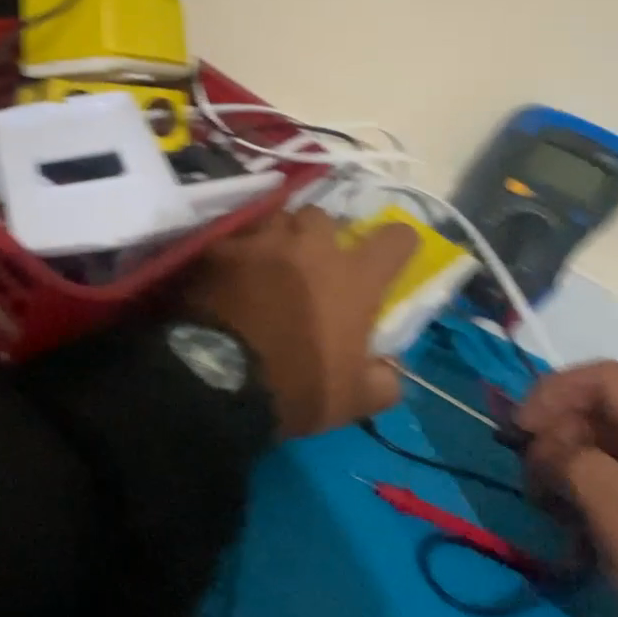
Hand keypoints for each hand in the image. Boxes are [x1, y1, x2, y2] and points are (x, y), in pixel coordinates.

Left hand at [182, 206, 417, 436]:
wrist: (220, 379)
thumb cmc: (297, 388)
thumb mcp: (355, 400)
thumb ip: (383, 380)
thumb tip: (388, 369)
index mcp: (354, 278)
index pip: (394, 239)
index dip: (397, 244)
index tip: (392, 254)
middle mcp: (311, 247)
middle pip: (323, 217)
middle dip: (321, 234)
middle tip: (314, 259)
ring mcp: (263, 241)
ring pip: (277, 218)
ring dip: (279, 234)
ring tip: (270, 258)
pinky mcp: (221, 248)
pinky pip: (234, 237)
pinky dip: (236, 249)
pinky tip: (230, 267)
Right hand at [516, 363, 617, 616]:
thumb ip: (590, 475)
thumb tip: (550, 443)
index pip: (606, 378)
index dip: (554, 392)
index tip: (522, 434)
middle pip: (597, 408)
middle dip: (553, 434)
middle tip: (534, 484)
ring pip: (598, 442)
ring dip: (561, 464)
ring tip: (548, 508)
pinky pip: (611, 476)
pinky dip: (580, 489)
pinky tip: (571, 526)